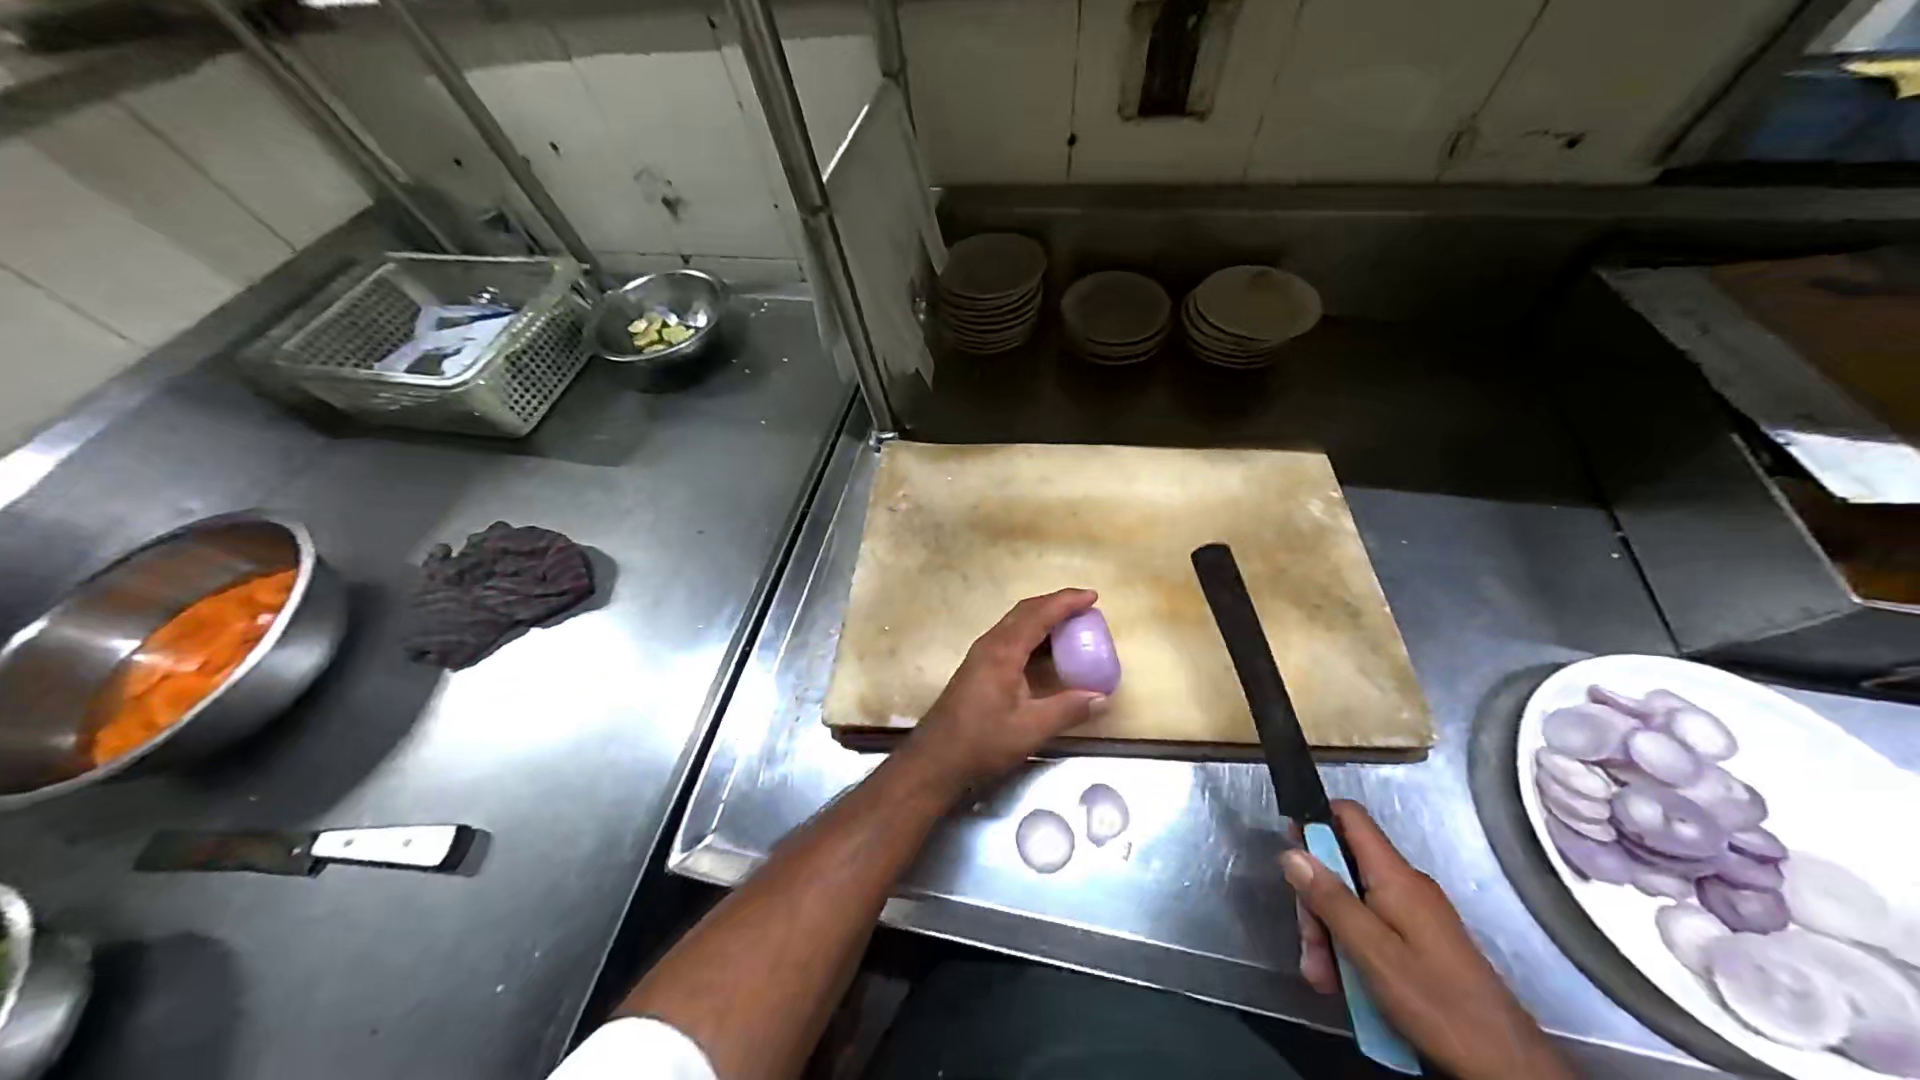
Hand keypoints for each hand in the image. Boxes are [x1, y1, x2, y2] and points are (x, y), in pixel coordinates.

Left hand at [899, 589, 1105, 791]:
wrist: (936, 758)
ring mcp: (981, 654)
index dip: (1066, 602)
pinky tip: (1046, 651)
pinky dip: (1033, 634)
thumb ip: (1068, 709)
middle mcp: (990, 644)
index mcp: (1003, 651)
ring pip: (1016, 623)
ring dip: (1043, 618)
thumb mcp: (1031, 729)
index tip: (1092, 596)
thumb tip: (1101, 696)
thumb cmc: (982, 741)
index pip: (1038, 614)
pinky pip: (1010, 637)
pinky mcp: (978, 667)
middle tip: (1085, 607)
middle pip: (1025, 611)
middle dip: (1056, 604)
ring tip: (1072, 625)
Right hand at [1287, 801, 1574, 1079]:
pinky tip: (1344, 985)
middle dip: (1316, 902)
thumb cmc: (1436, 1001)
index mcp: (1395, 876)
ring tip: (1324, 979)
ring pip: (1351, 904)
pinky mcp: (1419, 943)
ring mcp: (1414, 915)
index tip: (1290, 849)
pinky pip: (1370, 929)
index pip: (1350, 817)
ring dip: (1329, 937)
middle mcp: (1405, 886)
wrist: (1506, 1064)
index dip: (1315, 821)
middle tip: (1310, 947)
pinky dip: (1350, 952)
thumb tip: (1292, 853)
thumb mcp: (1371, 951)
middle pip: (1342, 868)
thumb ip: (1330, 898)